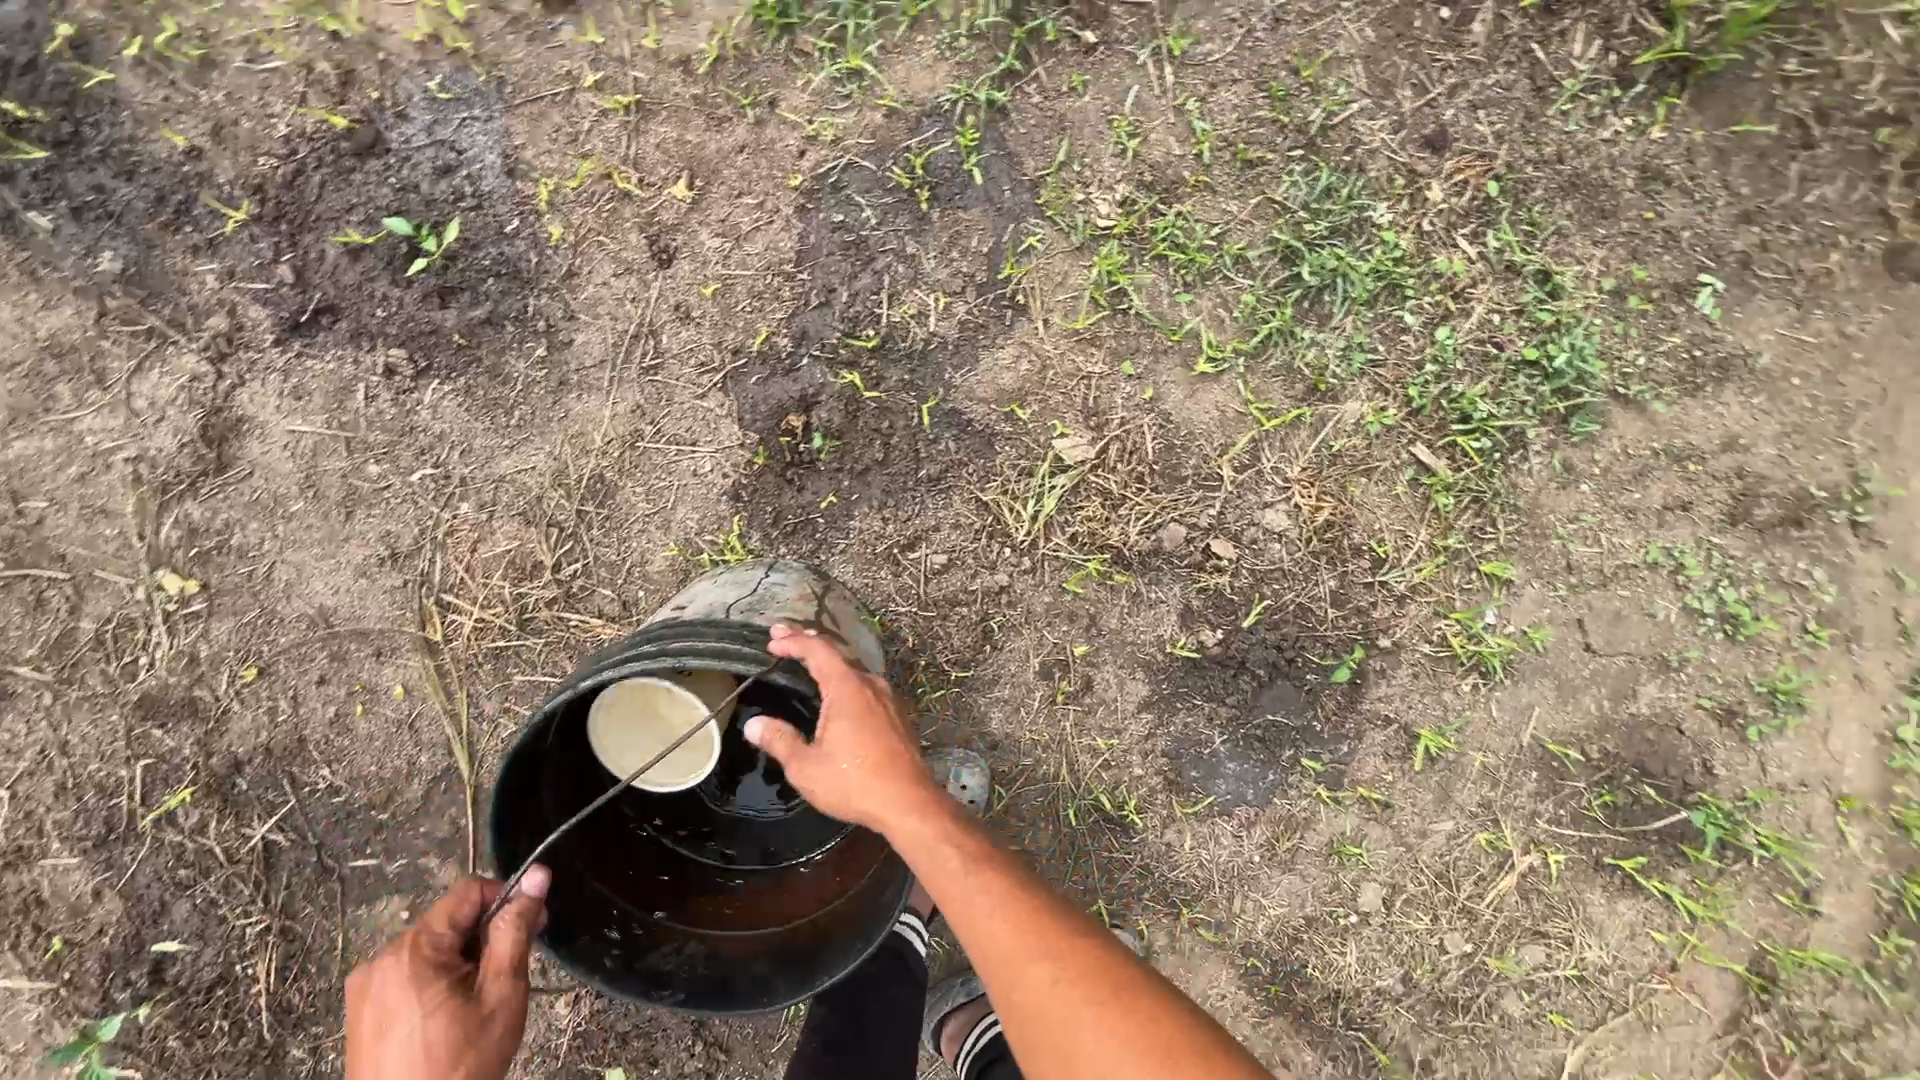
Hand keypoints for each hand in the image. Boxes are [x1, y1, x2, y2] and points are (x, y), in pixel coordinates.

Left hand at [344, 866, 549, 1079]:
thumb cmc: (461, 1063)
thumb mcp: (501, 993)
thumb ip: (515, 930)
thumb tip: (538, 874)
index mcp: (413, 949)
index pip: (468, 892)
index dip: (507, 899)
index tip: (534, 926)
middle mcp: (380, 958)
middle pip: (449, 921)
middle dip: (486, 935)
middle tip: (509, 973)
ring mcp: (365, 986)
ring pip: (431, 948)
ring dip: (463, 959)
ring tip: (479, 1001)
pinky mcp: (361, 1010)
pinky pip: (409, 974)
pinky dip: (438, 980)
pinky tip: (450, 1016)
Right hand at [746, 623, 942, 832]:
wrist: (908, 802)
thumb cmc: (854, 782)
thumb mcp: (806, 767)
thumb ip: (780, 741)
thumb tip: (754, 725)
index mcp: (847, 688)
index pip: (817, 649)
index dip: (793, 641)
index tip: (772, 641)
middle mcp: (870, 684)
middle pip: (837, 653)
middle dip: (808, 643)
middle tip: (783, 637)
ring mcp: (887, 698)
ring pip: (854, 669)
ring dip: (829, 661)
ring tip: (808, 659)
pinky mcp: (896, 714)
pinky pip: (866, 686)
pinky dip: (845, 679)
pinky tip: (838, 692)